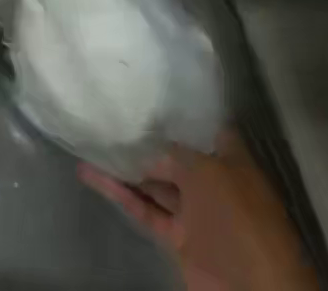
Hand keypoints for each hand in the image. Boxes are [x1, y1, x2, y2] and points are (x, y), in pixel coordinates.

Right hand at [80, 132, 319, 290]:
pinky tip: (88, 173)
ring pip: (153, 181)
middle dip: (144, 139)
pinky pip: (143, 207)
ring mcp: (195, 213)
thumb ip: (175, 154)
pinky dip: (117, 192)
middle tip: (106, 112)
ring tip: (89, 140)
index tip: (148, 90)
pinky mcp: (176, 236)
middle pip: (174, 156)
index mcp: (233, 167)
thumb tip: (146, 150)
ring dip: (123, 165)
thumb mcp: (208, 174)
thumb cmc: (239, 221)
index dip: (181, 112)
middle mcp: (215, 186)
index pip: (207, 130)